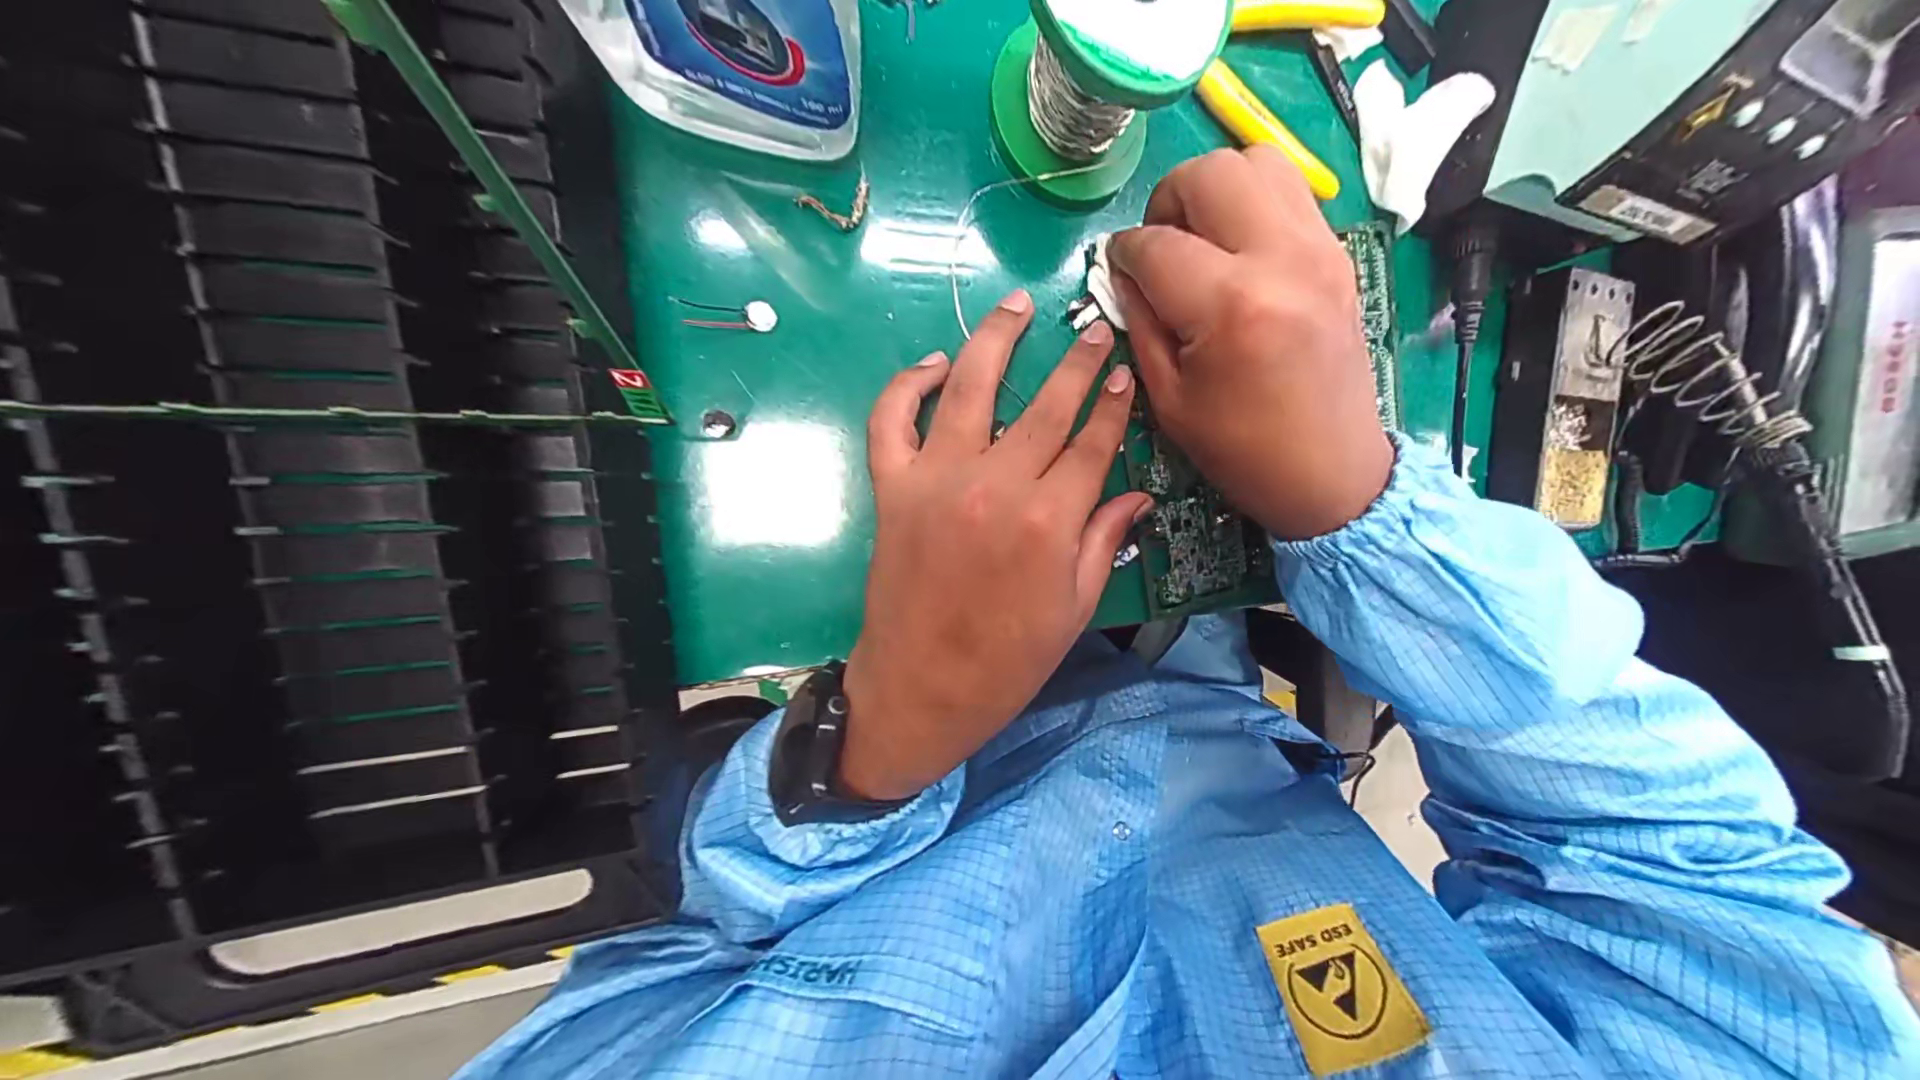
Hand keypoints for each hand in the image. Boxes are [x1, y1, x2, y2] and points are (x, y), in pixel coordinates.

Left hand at [838, 290, 1150, 799]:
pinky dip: (904, 385)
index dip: (1115, 404)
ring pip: (967, 388)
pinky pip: (890, 420)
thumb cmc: (1007, 661)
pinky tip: (931, 365)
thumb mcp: (1074, 608)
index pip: (1094, 441)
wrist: (922, 690)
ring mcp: (936, 481)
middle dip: (1076, 361)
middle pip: (1044, 404)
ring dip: (994, 340)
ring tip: (1015, 305)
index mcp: (1050, 520)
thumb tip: (1138, 493)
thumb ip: (1105, 540)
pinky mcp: (892, 489)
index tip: (1125, 374)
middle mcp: (994, 485)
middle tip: (1094, 327)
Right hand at [1109, 146, 1391, 540]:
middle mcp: (1280, 259)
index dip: (1122, 253)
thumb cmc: (1240, 449)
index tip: (1116, 269)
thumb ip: (1141, 324)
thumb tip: (1124, 275)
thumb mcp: (1168, 399)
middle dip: (1167, 200)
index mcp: (1229, 306)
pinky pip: (1289, 192)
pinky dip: (1252, 203)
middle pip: (1211, 173)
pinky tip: (1235, 250)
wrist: (1329, 471)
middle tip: (1158, 245)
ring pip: (1258, 161)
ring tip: (1199, 239)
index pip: (1156, 244)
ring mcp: (1318, 249)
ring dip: (1214, 189)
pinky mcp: (1337, 254)